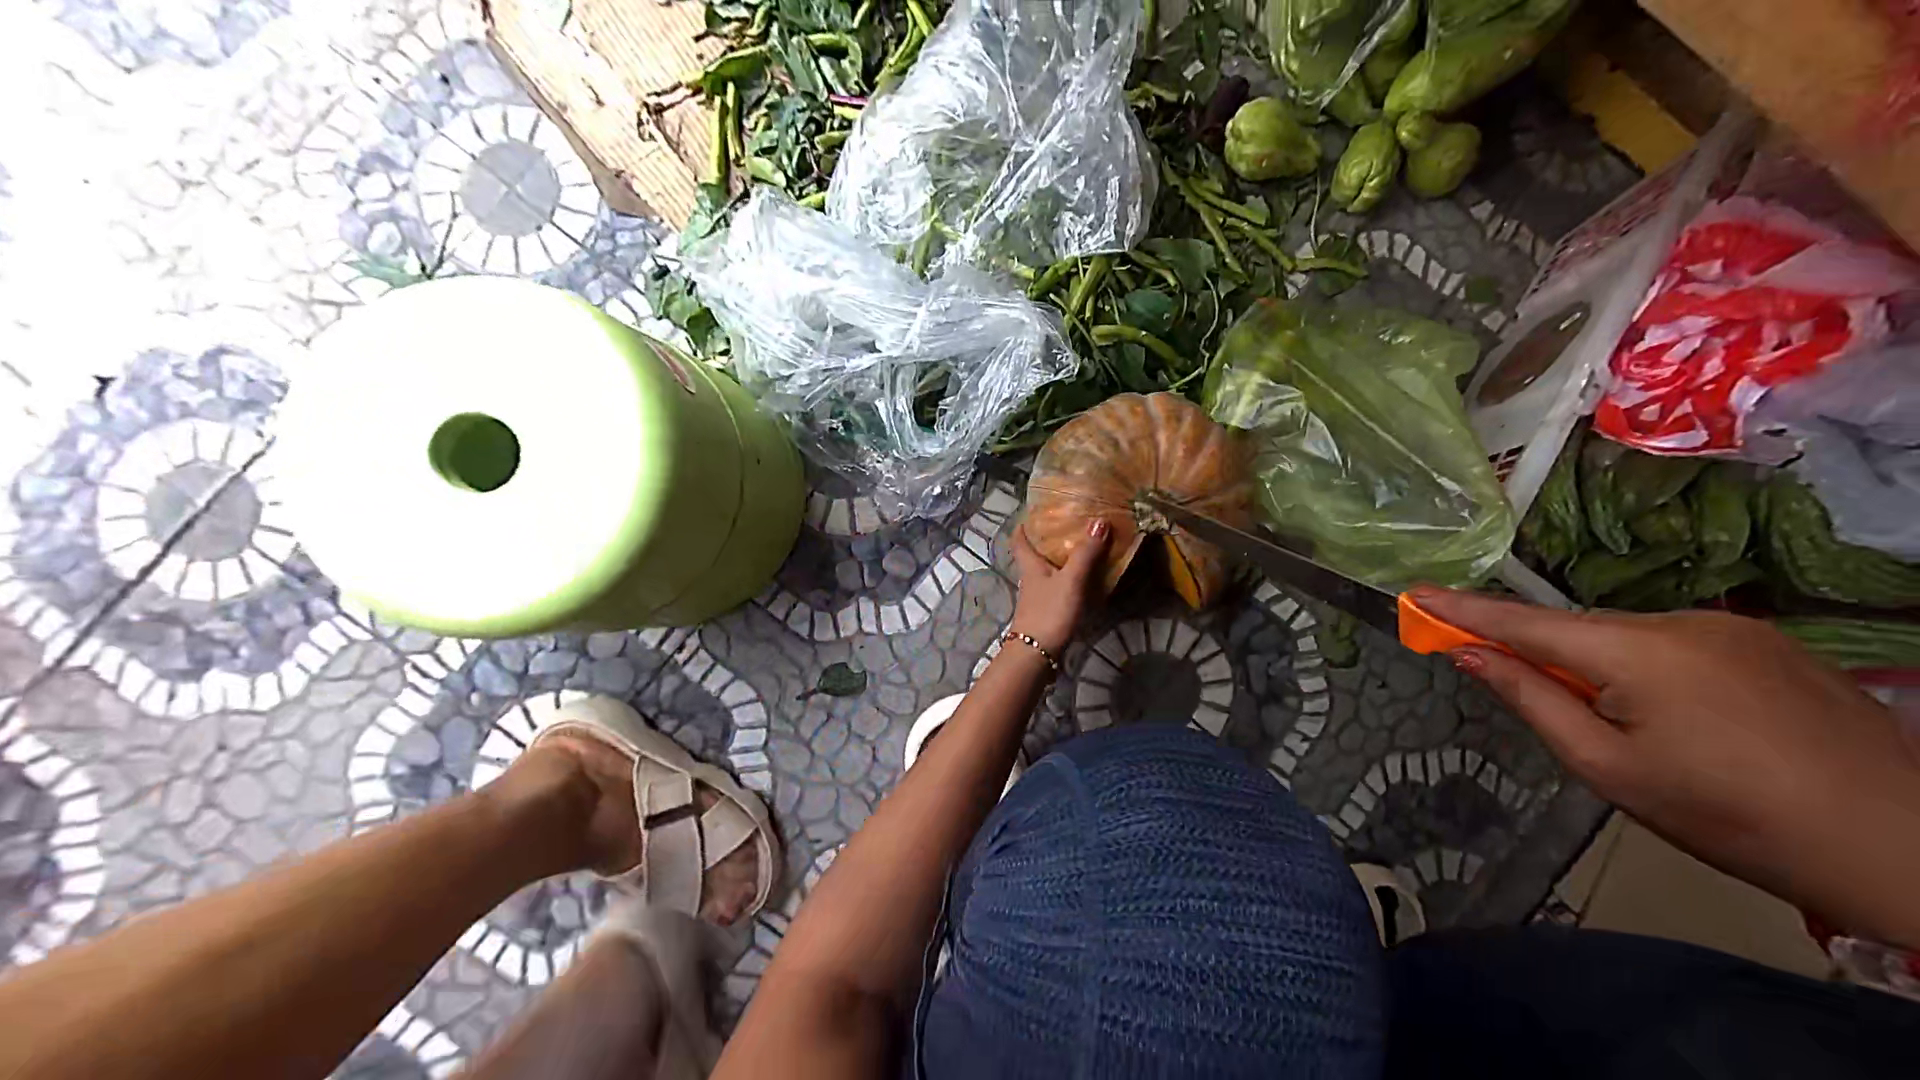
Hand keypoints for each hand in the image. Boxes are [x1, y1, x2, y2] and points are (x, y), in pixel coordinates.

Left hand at [1008, 520, 1108, 655]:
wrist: (1037, 655)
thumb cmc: (1050, 612)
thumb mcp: (1071, 580)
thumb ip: (1085, 553)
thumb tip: (1099, 520)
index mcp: (1030, 565)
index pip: (1019, 539)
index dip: (1024, 525)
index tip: (1036, 513)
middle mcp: (1031, 578)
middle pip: (1034, 553)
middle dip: (1049, 540)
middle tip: (1071, 526)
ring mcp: (1038, 597)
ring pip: (1047, 571)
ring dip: (1062, 560)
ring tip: (1084, 548)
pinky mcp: (1047, 611)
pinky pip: (1058, 587)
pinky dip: (1069, 579)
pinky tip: (1086, 580)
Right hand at [1414, 585, 1919, 949]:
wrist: (1907, 848)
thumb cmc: (1730, 817)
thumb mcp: (1606, 767)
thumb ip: (1530, 699)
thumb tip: (1467, 654)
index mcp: (1635, 652)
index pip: (1522, 623)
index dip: (1461, 609)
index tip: (1412, 594)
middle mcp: (1679, 622)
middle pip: (1574, 630)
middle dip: (1533, 650)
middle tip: (1502, 679)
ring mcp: (1731, 629)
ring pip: (1624, 639)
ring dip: (1594, 666)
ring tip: (1621, 727)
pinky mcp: (1768, 645)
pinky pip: (1671, 645)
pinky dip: (1642, 668)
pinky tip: (1674, 717)